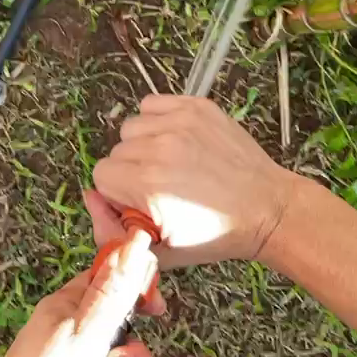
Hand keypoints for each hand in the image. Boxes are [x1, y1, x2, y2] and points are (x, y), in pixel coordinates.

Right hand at [92, 95, 301, 267]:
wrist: (266, 208)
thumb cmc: (215, 235)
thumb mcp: (161, 252)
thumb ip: (112, 231)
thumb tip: (90, 199)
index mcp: (148, 185)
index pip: (101, 175)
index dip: (119, 193)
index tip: (141, 201)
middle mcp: (160, 148)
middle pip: (116, 151)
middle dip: (131, 170)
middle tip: (160, 185)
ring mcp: (180, 123)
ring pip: (132, 127)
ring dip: (144, 144)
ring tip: (171, 162)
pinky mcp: (195, 107)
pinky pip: (152, 104)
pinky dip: (158, 120)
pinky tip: (178, 141)